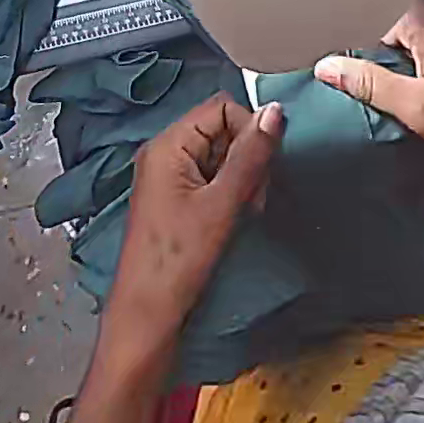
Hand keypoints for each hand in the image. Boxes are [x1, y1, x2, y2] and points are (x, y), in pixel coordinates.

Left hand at [106, 94, 283, 348]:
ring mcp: (170, 175)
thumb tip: (276, 111)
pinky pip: (212, 175)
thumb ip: (250, 156)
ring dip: (242, 176)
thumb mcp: (221, 204)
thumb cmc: (179, 260)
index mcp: (168, 144)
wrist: (147, 315)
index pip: (220, 107)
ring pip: (221, 154)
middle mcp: (165, 151)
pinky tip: (236, 215)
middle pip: (221, 128)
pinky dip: (231, 190)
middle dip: (247, 156)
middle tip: (254, 195)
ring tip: (245, 209)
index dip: (248, 129)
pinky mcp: (177, 196)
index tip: (262, 167)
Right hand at [314, 0, 423, 223]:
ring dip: (396, 52)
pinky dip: (417, 58)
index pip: (377, 7)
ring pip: (416, 31)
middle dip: (372, 41)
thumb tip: (324, 65)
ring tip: (375, 77)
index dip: (353, 27)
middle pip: (396, 18)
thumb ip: (367, 82)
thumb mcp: (414, 106)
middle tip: (348, 66)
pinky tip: (411, 82)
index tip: (331, 46)